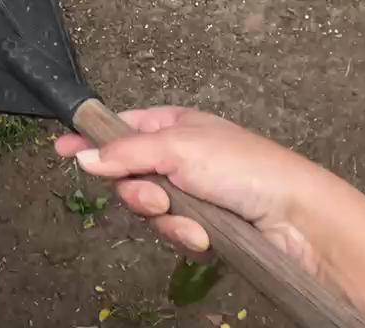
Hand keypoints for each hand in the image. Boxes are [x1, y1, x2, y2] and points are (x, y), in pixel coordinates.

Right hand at [53, 106, 340, 274]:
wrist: (302, 221)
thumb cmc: (245, 167)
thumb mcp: (176, 147)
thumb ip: (124, 152)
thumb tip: (84, 158)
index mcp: (171, 124)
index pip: (118, 128)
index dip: (90, 139)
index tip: (61, 150)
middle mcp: (178, 157)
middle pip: (127, 172)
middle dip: (133, 188)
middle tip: (151, 196)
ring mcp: (192, 194)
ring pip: (146, 206)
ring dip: (160, 215)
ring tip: (183, 218)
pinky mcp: (205, 229)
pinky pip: (171, 233)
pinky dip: (182, 236)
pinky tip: (203, 239)